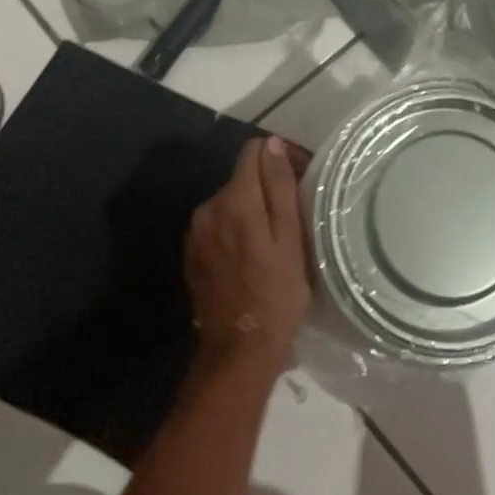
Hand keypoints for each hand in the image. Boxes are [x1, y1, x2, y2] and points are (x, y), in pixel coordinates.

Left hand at [184, 136, 311, 376]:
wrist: (239, 350)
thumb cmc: (277, 293)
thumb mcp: (290, 238)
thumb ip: (279, 186)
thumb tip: (272, 144)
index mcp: (235, 200)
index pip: (254, 151)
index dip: (281, 157)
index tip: (301, 178)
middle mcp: (209, 208)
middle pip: (242, 177)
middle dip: (268, 186)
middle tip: (296, 214)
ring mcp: (196, 232)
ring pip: (230, 202)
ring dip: (252, 209)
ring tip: (277, 237)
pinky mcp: (192, 253)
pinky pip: (218, 225)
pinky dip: (237, 229)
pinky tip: (254, 255)